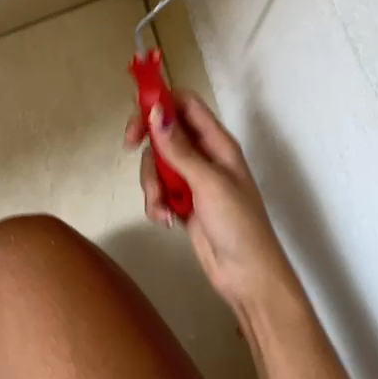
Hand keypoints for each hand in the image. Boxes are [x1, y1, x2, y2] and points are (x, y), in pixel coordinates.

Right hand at [124, 90, 293, 311]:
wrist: (248, 278)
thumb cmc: (238, 224)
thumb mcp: (208, 183)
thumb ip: (178, 148)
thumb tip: (155, 112)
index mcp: (216, 142)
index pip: (185, 104)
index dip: (161, 101)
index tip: (137, 114)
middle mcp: (203, 155)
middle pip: (164, 130)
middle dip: (147, 142)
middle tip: (129, 147)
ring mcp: (192, 179)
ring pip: (157, 162)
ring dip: (151, 183)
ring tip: (162, 208)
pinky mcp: (183, 202)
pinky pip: (158, 189)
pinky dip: (156, 202)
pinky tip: (166, 220)